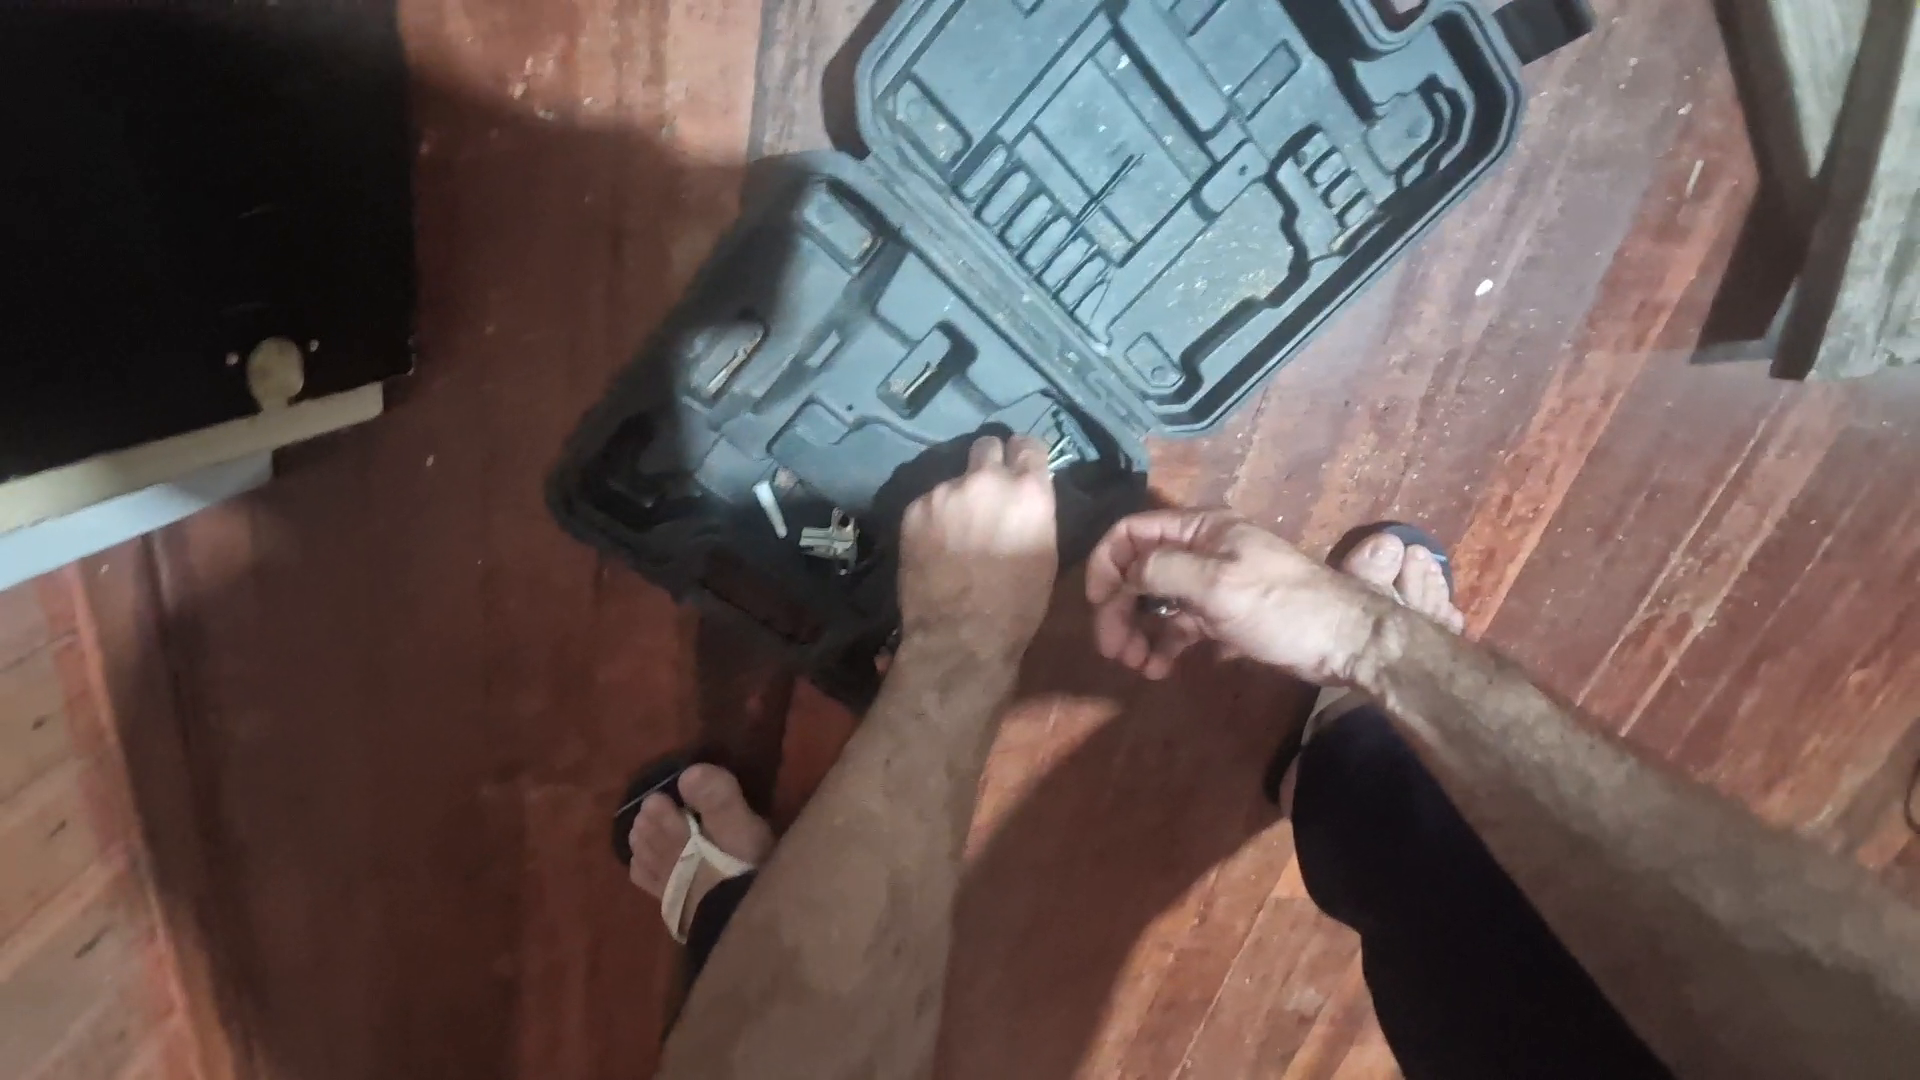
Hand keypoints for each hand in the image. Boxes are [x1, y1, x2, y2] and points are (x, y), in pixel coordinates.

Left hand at [897, 435, 1058, 655]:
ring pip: (953, 479)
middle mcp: (986, 479)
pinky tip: (934, 545)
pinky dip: (933, 517)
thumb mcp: (1045, 552)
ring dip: (958, 496)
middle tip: (986, 491)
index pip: (1028, 445)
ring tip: (956, 531)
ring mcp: (944, 492)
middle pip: (987, 445)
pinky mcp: (914, 509)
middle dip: (989, 463)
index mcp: (1028, 490)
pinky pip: (928, 502)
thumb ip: (1034, 512)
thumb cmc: (1018, 606)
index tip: (1020, 468)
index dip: (1024, 457)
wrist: (961, 636)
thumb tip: (1024, 499)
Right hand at [1084, 509, 1389, 682]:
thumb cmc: (1283, 606)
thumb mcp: (1218, 583)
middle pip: (1138, 572)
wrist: (1348, 643)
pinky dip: (1163, 645)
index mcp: (1199, 530)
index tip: (1095, 601)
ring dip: (1137, 632)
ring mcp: (1209, 585)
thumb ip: (1163, 570)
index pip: (1132, 532)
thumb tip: (1125, 573)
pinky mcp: (1220, 616)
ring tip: (1135, 665)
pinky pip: (1177, 627)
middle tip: (1112, 649)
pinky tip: (1158, 669)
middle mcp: (1199, 552)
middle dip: (1119, 609)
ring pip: (1154, 603)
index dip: (1106, 563)